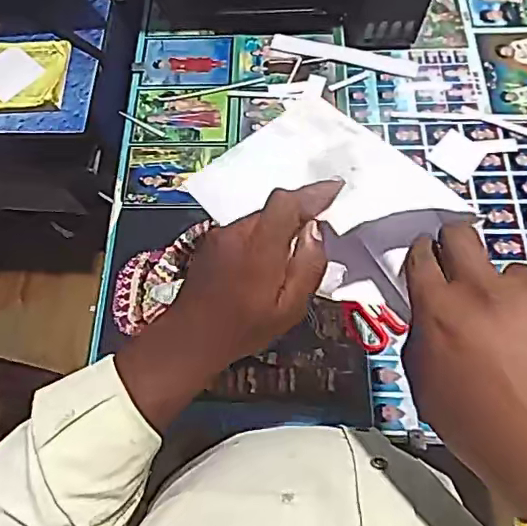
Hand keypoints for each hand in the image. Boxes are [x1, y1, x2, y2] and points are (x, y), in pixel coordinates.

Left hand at [116, 180, 339, 430]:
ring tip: (288, 257)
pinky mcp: (210, 241)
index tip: (336, 188)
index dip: (314, 193)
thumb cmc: (243, 328)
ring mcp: (219, 235)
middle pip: (273, 209)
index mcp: (259, 247)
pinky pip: (243, 230)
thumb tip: (315, 231)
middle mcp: (237, 232)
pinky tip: (261, 264)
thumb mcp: (289, 308)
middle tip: (317, 232)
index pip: (287, 203)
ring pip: (258, 220)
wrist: (190, 337)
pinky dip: (259, 238)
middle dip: (298, 215)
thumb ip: (309, 265)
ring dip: (277, 229)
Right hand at [400, 223, 526, 520]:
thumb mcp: (429, 390)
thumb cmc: (494, 438)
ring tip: (517, 336)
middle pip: (461, 236)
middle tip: (459, 270)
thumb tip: (430, 318)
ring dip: (506, 293)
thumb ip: (424, 339)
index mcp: (441, 310)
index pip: (420, 255)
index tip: (426, 263)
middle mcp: (487, 292)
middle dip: (455, 245)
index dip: (421, 257)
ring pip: (511, 273)